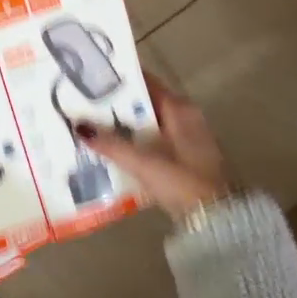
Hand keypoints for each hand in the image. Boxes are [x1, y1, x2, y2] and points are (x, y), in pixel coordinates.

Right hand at [77, 74, 228, 219]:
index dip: (118, 79)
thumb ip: (112, 145)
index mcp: (179, 109)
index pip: (145, 82)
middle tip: (80, 104)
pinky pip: (152, 141)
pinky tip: (112, 151)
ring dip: (122, 126)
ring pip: (147, 124)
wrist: (218, 220)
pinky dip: (133, 142)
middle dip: (114, 105)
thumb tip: (78, 126)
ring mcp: (187, 138)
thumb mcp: (144, 164)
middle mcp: (185, 117)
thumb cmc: (183, 183)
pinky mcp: (185, 158)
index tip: (88, 77)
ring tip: (89, 127)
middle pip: (143, 103)